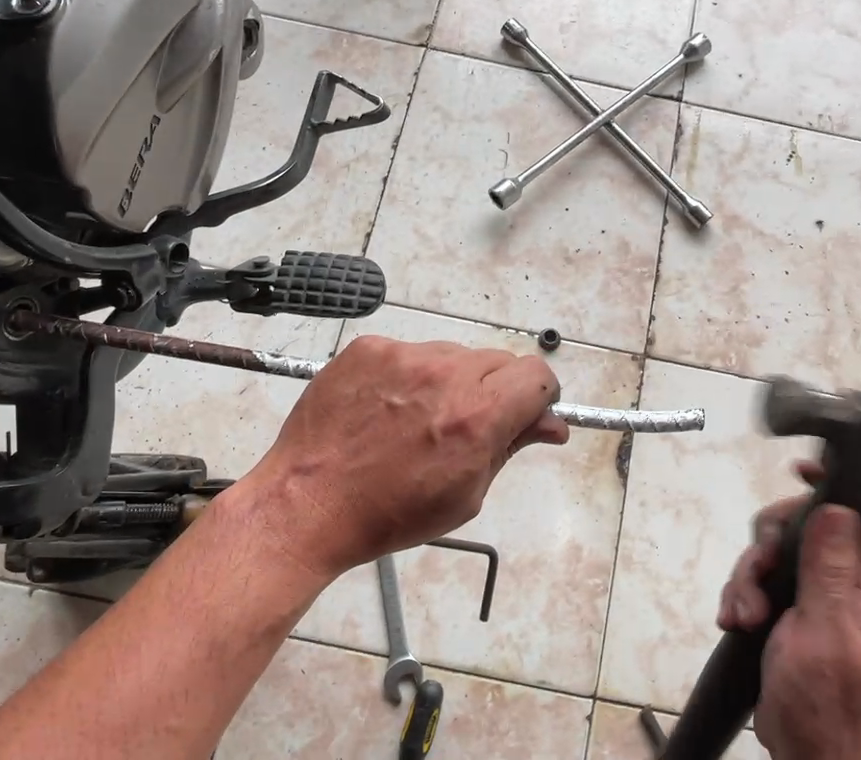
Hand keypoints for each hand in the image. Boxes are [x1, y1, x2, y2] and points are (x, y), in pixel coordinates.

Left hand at [241, 335, 566, 576]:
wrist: (308, 503)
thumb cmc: (391, 513)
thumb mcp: (466, 494)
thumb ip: (512, 446)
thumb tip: (553, 423)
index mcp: (476, 416)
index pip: (537, 375)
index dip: (538, 395)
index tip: (524, 412)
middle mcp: (445, 375)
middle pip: (499, 361)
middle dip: (495, 390)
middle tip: (465, 424)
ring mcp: (403, 356)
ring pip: (453, 353)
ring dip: (451, 379)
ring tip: (416, 418)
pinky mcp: (369, 348)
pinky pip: (410, 352)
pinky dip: (409, 374)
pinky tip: (387, 407)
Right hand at [717, 462, 860, 759]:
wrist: (802, 750)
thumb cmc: (824, 697)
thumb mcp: (826, 629)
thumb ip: (831, 567)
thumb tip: (837, 505)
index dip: (843, 483)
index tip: (803, 471)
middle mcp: (845, 581)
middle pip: (808, 522)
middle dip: (773, 539)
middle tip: (762, 566)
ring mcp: (814, 596)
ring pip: (775, 551)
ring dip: (749, 575)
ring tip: (744, 615)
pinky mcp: (786, 610)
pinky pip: (757, 581)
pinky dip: (740, 595)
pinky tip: (733, 621)